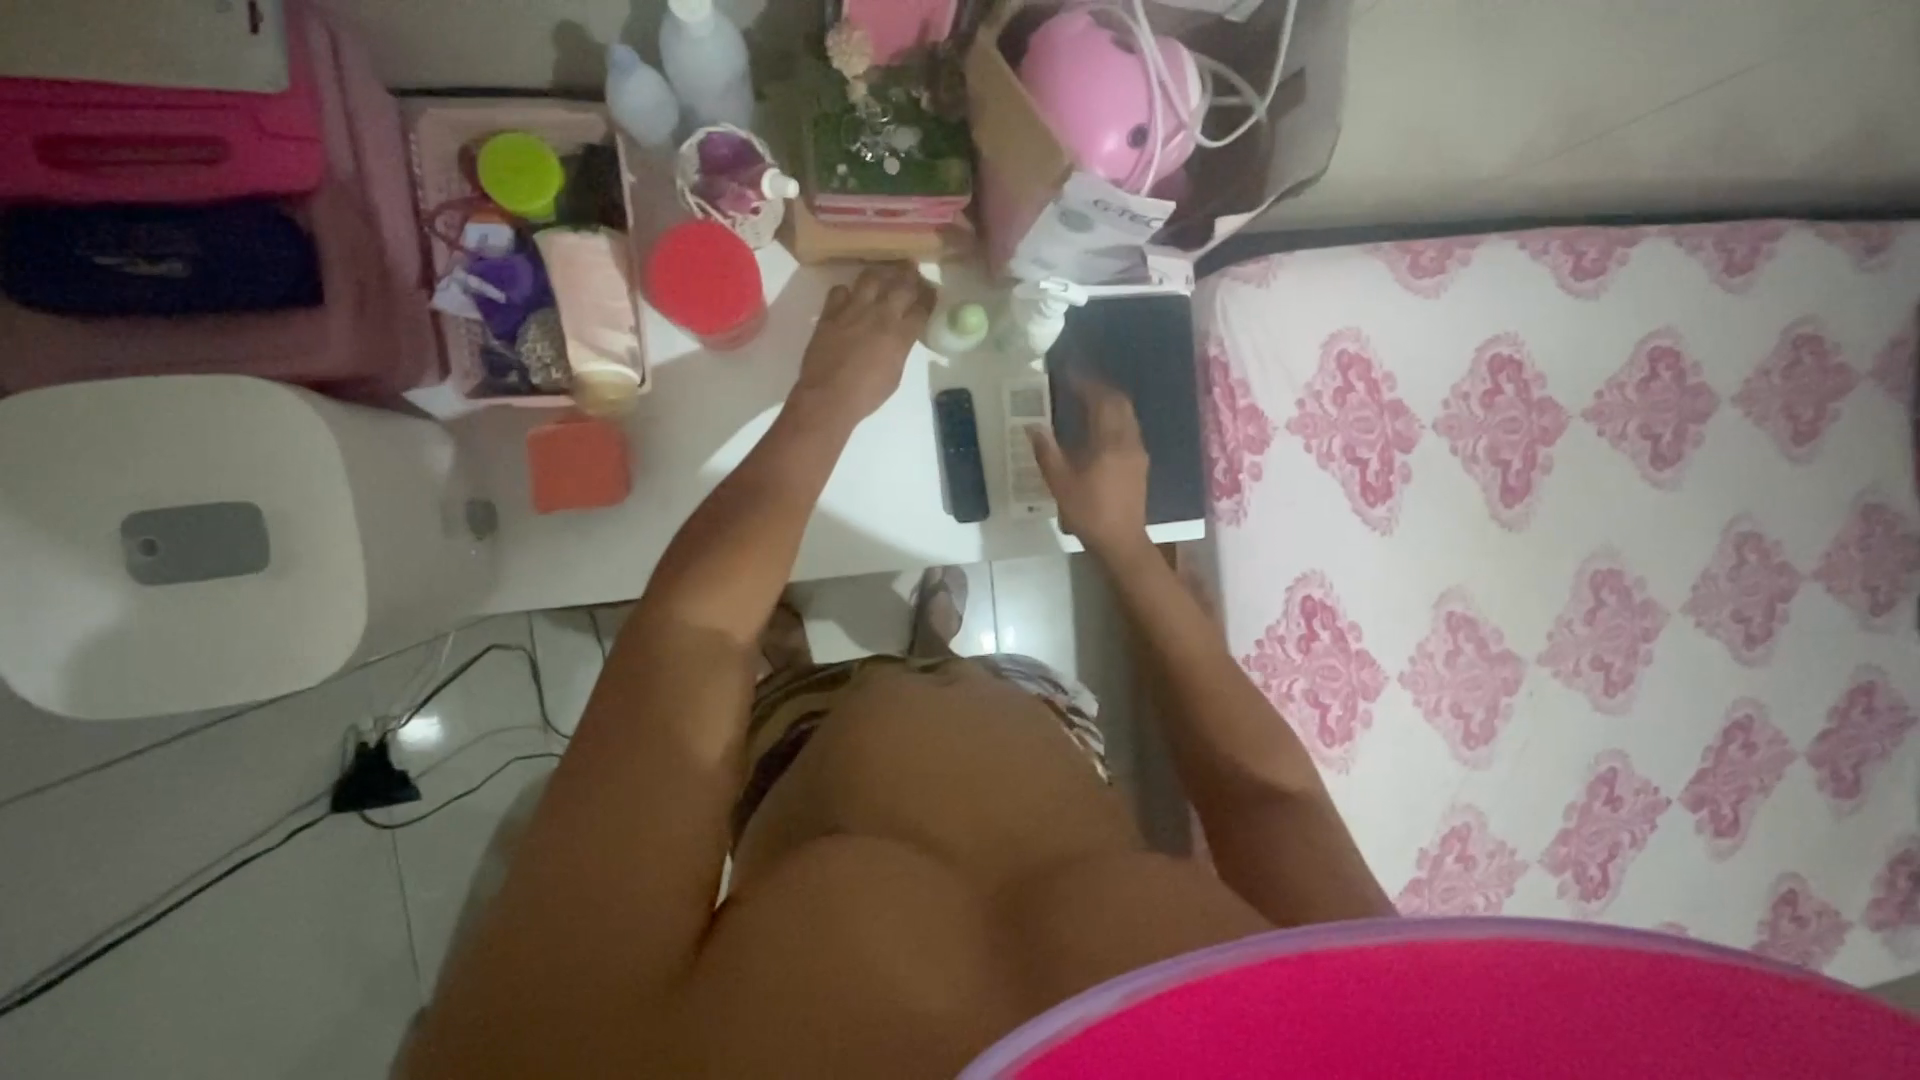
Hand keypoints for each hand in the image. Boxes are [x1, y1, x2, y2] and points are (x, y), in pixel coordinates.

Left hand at [792, 263, 934, 426]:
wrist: (828, 397)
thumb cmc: (866, 395)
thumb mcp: (894, 375)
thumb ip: (899, 350)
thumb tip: (898, 338)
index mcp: (900, 335)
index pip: (922, 308)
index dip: (929, 297)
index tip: (931, 292)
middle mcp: (880, 315)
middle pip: (901, 286)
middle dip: (911, 276)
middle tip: (913, 270)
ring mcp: (853, 310)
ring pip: (871, 278)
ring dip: (881, 273)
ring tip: (884, 273)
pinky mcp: (830, 313)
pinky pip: (840, 290)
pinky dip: (847, 291)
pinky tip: (850, 296)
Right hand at [1030, 374, 1151, 559]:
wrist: (1121, 542)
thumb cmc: (1089, 512)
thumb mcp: (1060, 483)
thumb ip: (1046, 451)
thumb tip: (1032, 426)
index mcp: (1110, 441)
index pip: (1100, 399)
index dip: (1084, 383)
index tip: (1066, 373)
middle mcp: (1129, 440)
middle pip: (1119, 402)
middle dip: (1099, 388)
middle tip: (1077, 383)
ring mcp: (1138, 452)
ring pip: (1126, 415)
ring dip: (1108, 403)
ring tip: (1085, 401)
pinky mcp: (1139, 464)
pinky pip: (1128, 428)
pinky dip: (1113, 418)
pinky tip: (1097, 428)